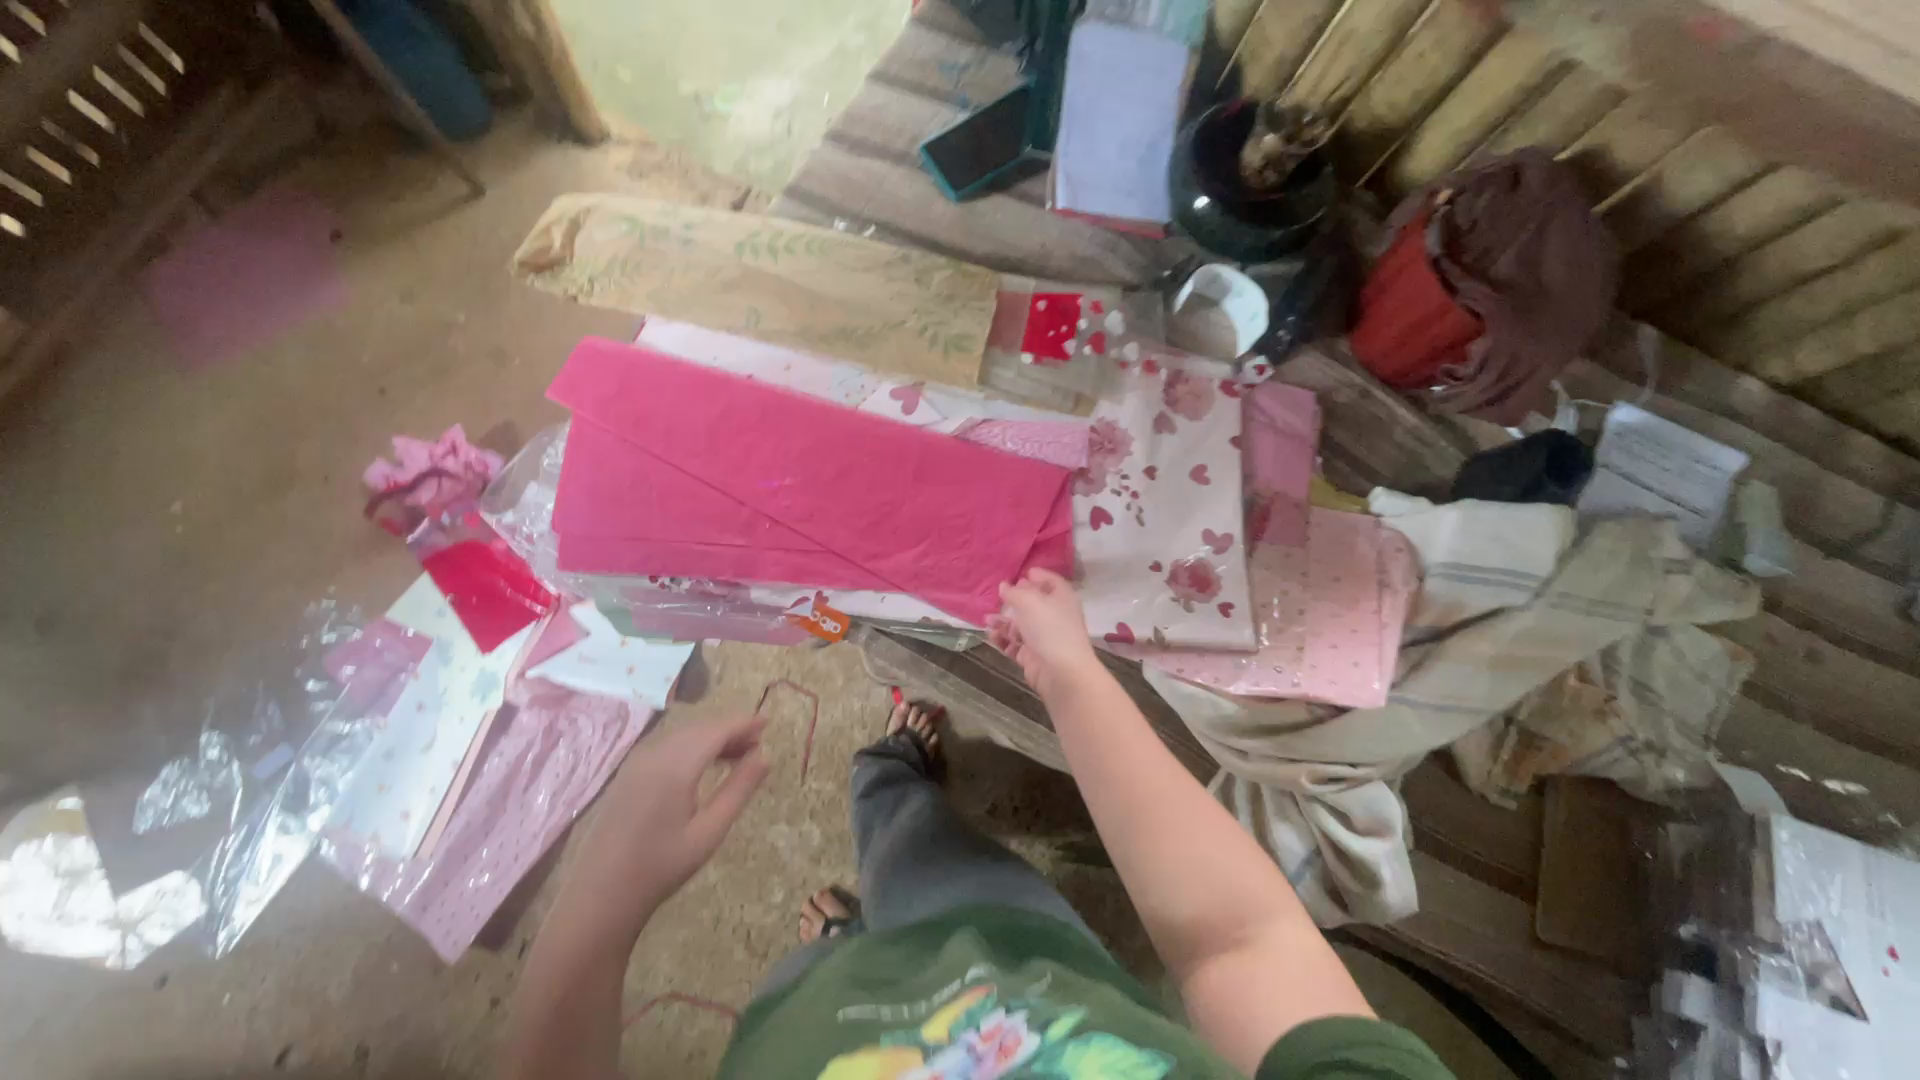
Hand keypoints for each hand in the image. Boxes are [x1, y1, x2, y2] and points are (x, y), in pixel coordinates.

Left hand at [560, 713, 770, 937]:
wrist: (601, 895)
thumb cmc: (662, 867)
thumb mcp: (709, 831)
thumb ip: (738, 789)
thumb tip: (764, 756)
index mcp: (675, 768)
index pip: (715, 731)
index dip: (743, 724)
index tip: (768, 722)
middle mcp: (653, 756)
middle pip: (698, 729)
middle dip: (729, 730)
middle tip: (758, 743)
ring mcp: (635, 764)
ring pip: (681, 736)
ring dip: (710, 738)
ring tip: (737, 755)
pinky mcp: (627, 776)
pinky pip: (666, 748)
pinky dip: (691, 747)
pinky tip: (702, 766)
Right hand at [987, 568, 1100, 694]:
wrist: (1061, 671)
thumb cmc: (1049, 628)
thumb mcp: (1029, 601)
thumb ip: (1013, 592)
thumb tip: (1004, 586)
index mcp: (1061, 598)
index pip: (1050, 581)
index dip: (1037, 576)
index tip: (1020, 573)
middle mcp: (1054, 616)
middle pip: (1032, 604)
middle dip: (1013, 601)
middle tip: (997, 599)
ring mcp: (1044, 638)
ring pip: (1020, 625)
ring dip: (1003, 622)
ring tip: (988, 621)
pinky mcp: (1032, 656)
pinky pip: (1015, 644)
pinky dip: (1003, 640)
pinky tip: (993, 636)